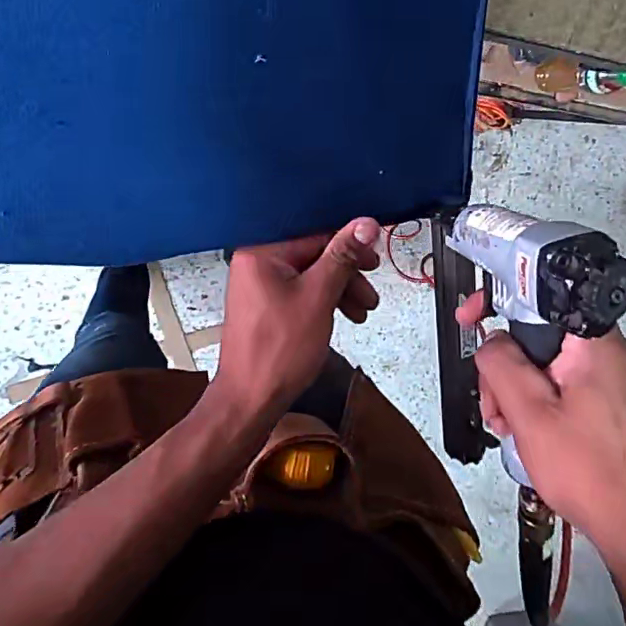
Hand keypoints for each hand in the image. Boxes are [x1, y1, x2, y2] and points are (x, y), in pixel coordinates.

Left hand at [213, 218, 382, 415]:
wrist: (251, 400)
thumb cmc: (278, 351)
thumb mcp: (319, 297)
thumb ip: (343, 257)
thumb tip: (366, 225)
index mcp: (261, 253)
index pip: (315, 236)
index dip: (350, 247)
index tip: (374, 260)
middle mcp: (255, 264)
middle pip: (314, 256)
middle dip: (347, 274)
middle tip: (369, 292)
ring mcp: (258, 286)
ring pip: (310, 276)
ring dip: (340, 291)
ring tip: (362, 311)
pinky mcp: (265, 305)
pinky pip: (300, 292)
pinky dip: (323, 302)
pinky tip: (343, 316)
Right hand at [455, 293, 625, 553]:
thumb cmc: (591, 472)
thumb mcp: (531, 415)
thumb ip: (501, 366)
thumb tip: (491, 342)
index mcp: (594, 343)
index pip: (538, 298)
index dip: (496, 302)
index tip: (467, 318)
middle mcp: (606, 353)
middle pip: (537, 337)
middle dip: (504, 368)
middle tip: (494, 408)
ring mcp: (609, 380)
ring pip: (544, 366)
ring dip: (516, 392)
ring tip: (508, 430)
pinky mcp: (608, 405)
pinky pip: (560, 388)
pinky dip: (536, 406)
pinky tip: (527, 436)